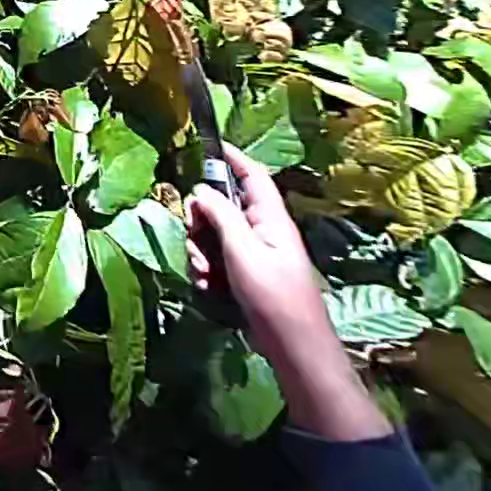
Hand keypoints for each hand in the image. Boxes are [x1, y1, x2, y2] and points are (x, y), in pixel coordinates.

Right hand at [187, 145, 390, 441]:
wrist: (294, 346)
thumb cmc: (274, 296)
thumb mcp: (243, 251)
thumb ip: (221, 216)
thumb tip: (201, 188)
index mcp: (271, 220)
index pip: (254, 177)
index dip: (234, 158)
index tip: (210, 144)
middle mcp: (264, 231)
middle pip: (222, 206)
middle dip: (200, 219)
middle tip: (196, 238)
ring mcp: (255, 252)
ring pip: (213, 232)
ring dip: (200, 248)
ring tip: (204, 271)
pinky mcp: (246, 271)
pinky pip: (215, 256)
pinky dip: (206, 266)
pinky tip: (208, 283)